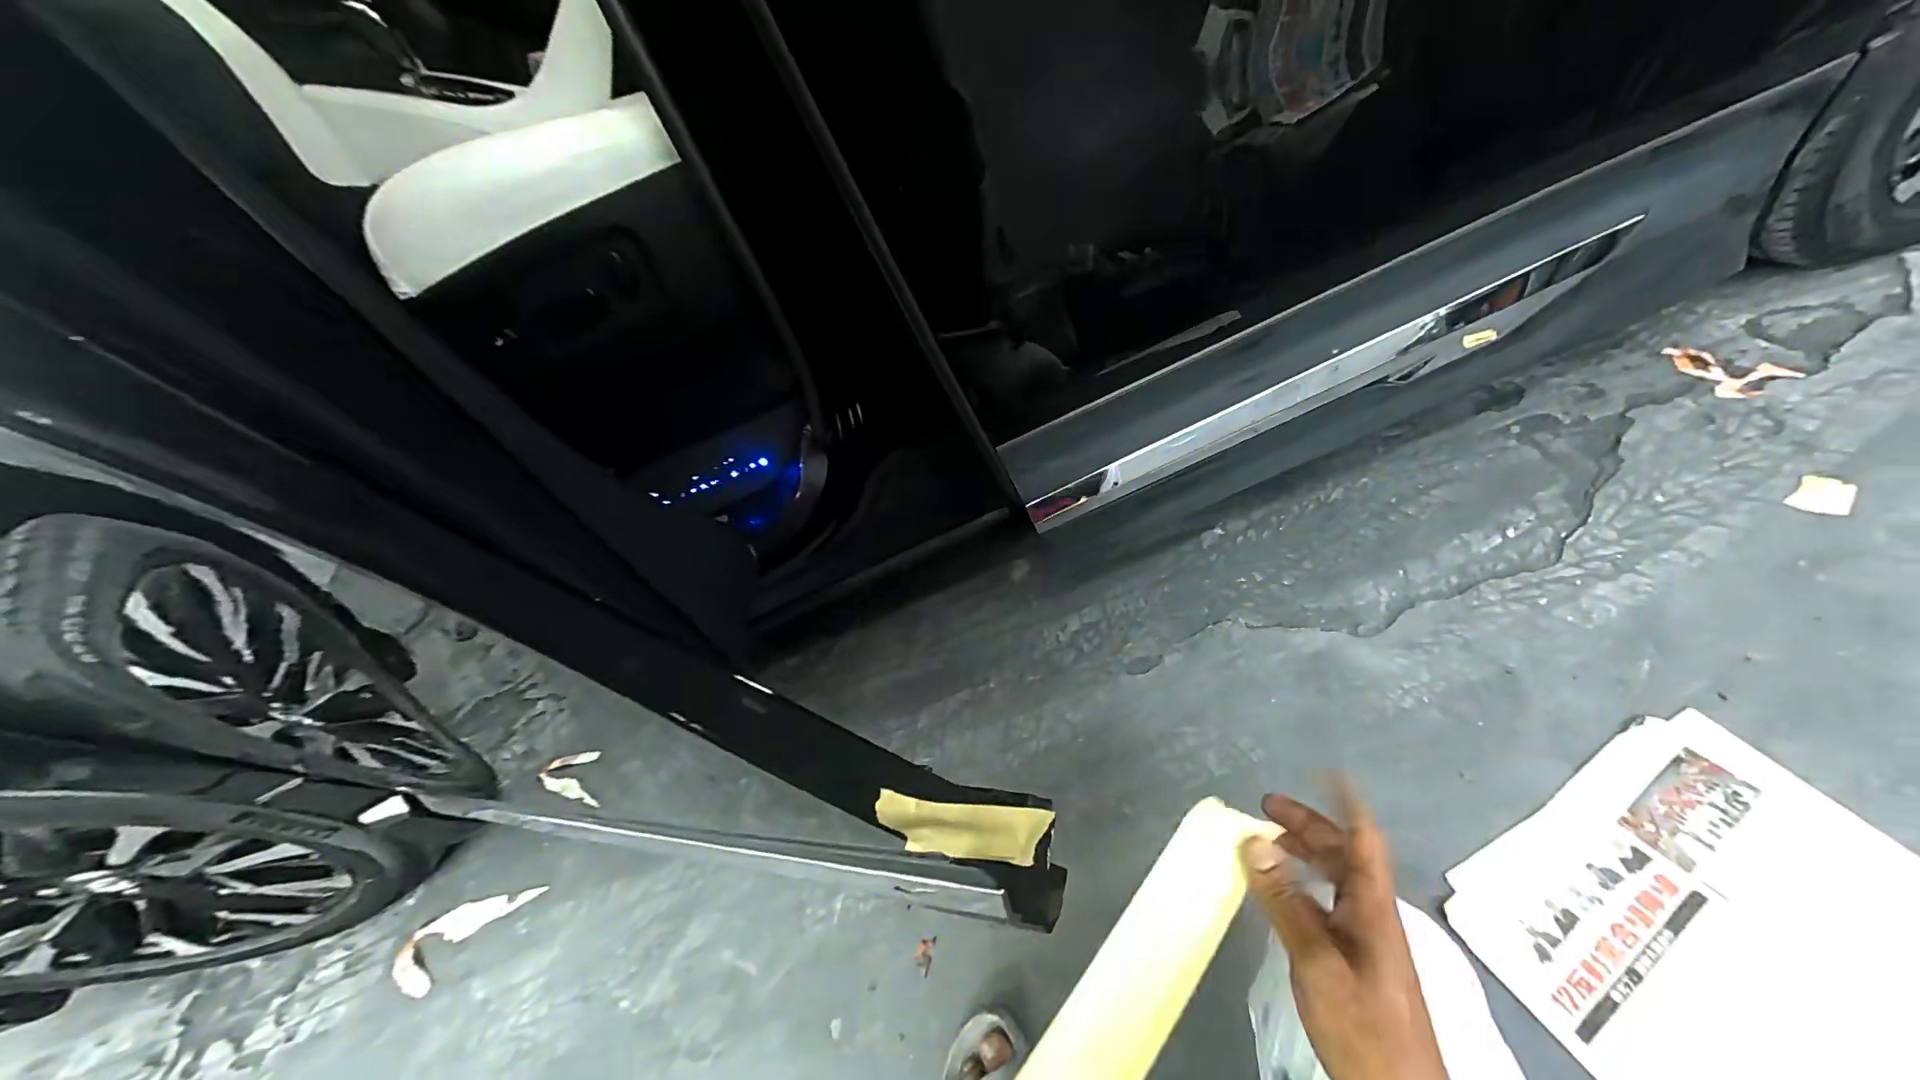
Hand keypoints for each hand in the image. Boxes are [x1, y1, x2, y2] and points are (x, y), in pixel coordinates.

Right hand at [1240, 782, 1447, 1079]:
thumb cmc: (1362, 1025)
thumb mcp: (1316, 961)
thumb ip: (1285, 901)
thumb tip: (1255, 842)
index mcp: (1373, 908)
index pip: (1365, 840)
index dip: (1346, 804)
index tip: (1324, 773)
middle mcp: (1373, 915)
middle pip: (1346, 854)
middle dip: (1309, 826)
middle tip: (1266, 807)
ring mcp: (1367, 939)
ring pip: (1337, 879)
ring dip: (1305, 854)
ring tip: (1267, 845)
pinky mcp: (1357, 961)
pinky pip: (1328, 903)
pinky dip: (1303, 885)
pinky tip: (1281, 893)